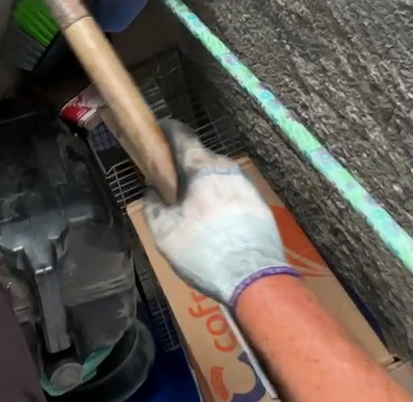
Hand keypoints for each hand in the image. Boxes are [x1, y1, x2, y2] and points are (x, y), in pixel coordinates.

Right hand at [139, 120, 297, 307]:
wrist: (256, 282)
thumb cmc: (204, 251)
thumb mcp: (164, 233)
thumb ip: (152, 206)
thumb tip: (151, 191)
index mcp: (202, 167)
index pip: (182, 135)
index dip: (167, 130)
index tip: (158, 130)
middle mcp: (227, 168)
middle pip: (202, 157)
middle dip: (186, 165)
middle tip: (173, 183)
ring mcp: (248, 187)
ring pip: (220, 176)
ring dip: (206, 184)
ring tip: (196, 208)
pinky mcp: (261, 207)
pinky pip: (235, 194)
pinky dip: (222, 200)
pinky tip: (218, 224)